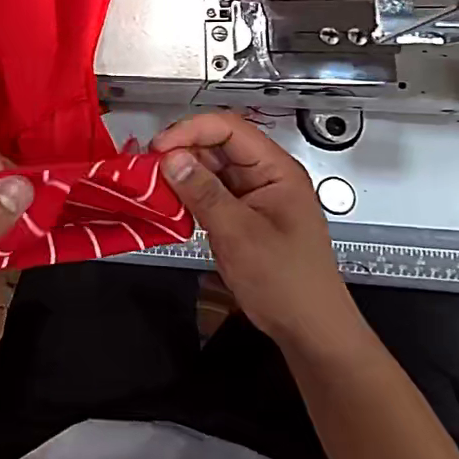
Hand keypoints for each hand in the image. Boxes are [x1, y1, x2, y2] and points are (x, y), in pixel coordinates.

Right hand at [151, 110, 362, 348]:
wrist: (308, 328)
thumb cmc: (289, 284)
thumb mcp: (241, 235)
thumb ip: (204, 193)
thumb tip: (172, 159)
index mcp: (276, 170)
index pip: (229, 129)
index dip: (191, 131)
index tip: (160, 147)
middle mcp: (264, 176)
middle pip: (215, 145)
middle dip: (181, 152)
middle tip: (150, 169)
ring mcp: (250, 195)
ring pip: (207, 169)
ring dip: (180, 175)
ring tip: (154, 188)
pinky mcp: (238, 215)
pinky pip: (207, 193)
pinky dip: (186, 196)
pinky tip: (169, 205)